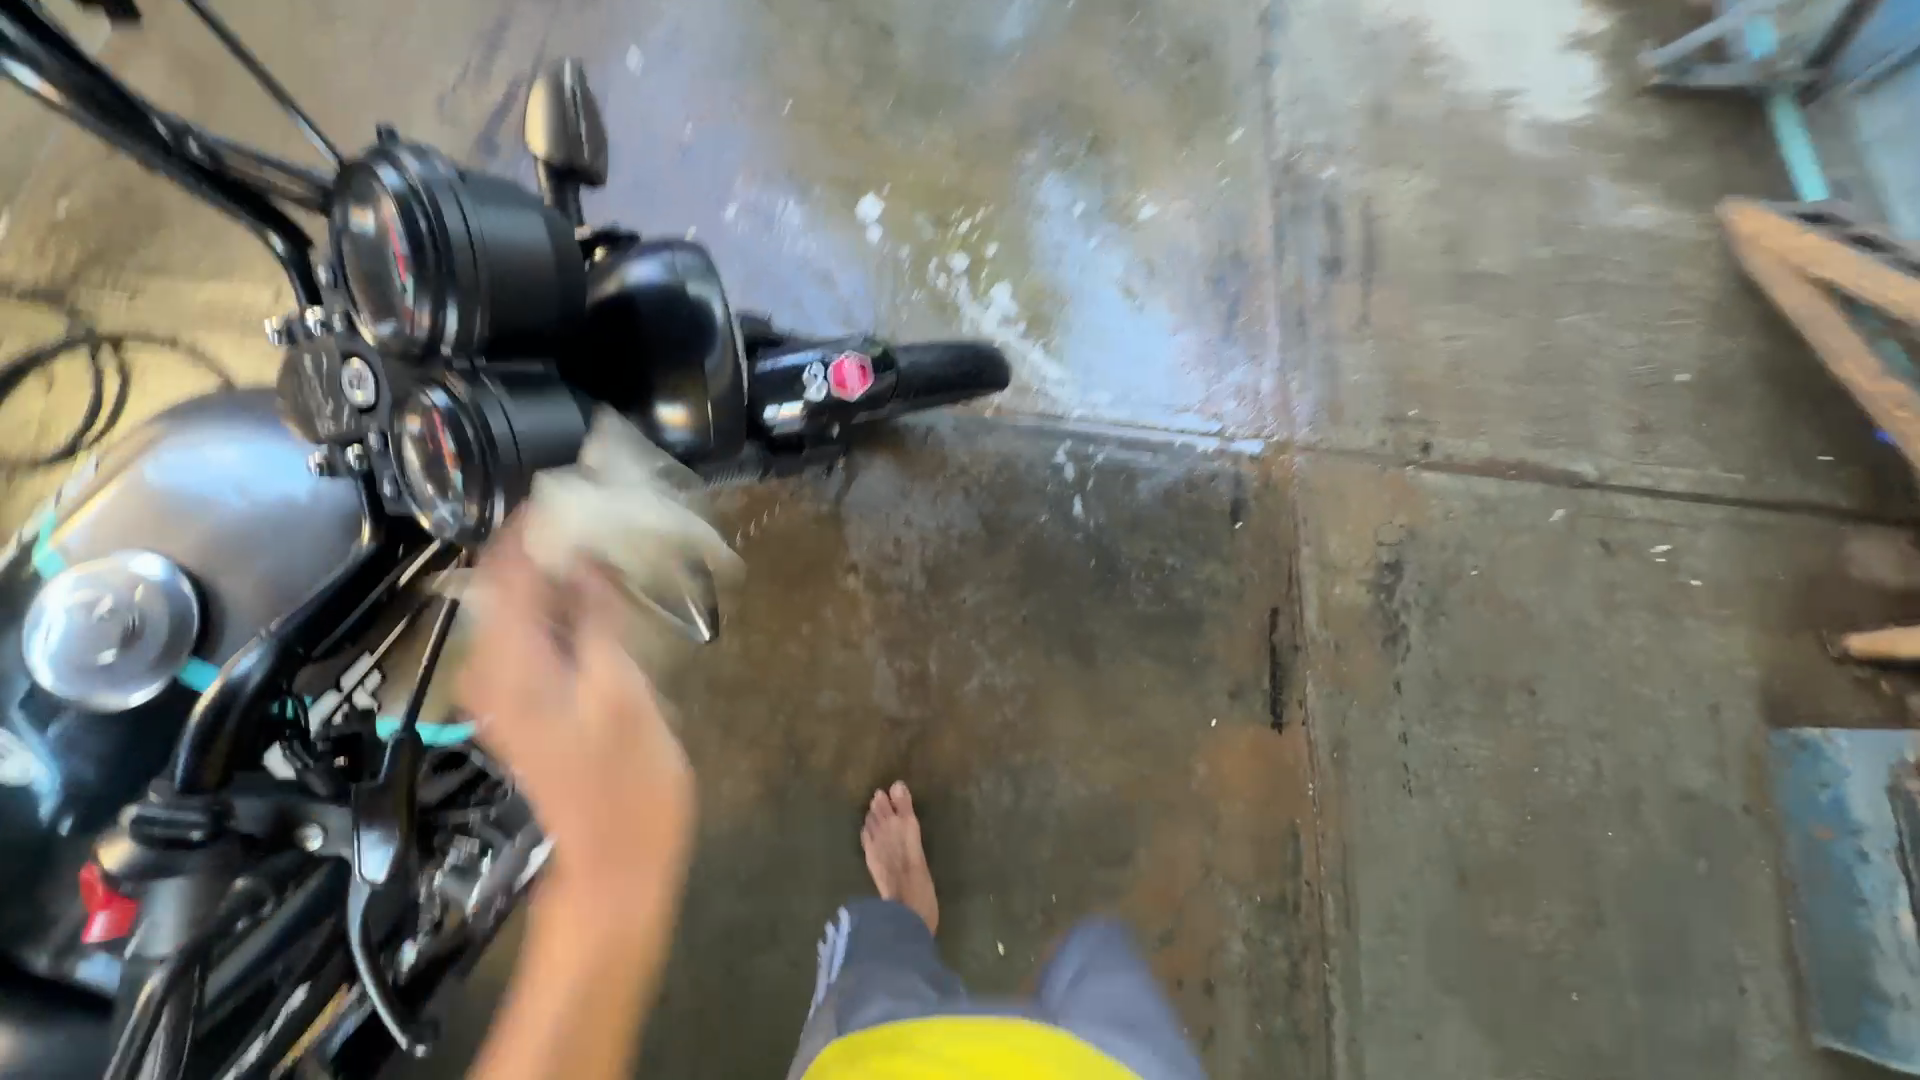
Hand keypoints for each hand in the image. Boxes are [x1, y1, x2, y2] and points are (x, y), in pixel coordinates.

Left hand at [455, 519, 695, 896]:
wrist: (616, 861)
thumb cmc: (627, 782)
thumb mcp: (621, 691)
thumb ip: (598, 618)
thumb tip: (586, 556)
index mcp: (509, 665)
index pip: (504, 572)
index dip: (535, 527)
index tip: (577, 491)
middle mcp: (495, 671)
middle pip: (512, 586)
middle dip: (554, 545)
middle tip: (608, 515)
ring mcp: (511, 690)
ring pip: (527, 609)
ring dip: (564, 574)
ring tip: (613, 545)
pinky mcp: (532, 703)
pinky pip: (541, 635)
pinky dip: (570, 607)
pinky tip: (607, 597)